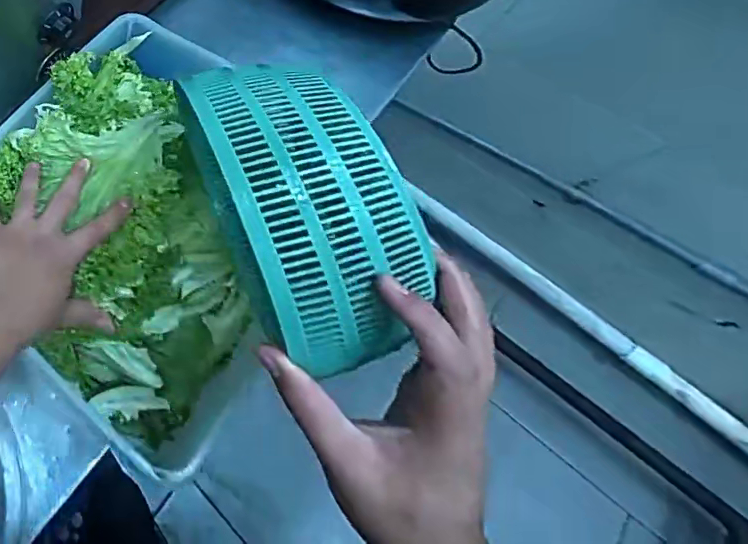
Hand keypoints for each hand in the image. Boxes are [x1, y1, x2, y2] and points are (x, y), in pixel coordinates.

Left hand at [0, 161, 132, 352]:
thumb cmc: (31, 318)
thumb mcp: (62, 316)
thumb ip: (85, 313)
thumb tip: (113, 325)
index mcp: (64, 254)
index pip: (95, 231)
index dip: (113, 214)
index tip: (126, 197)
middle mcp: (43, 235)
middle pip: (62, 201)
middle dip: (74, 179)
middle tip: (82, 160)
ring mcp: (17, 230)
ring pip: (26, 197)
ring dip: (31, 179)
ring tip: (34, 163)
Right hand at [260, 251, 495, 543]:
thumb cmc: (394, 509)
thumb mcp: (343, 462)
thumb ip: (307, 406)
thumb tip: (267, 352)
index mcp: (449, 418)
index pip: (451, 357)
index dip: (422, 315)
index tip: (380, 279)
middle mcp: (468, 402)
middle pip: (480, 334)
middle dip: (454, 283)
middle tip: (414, 238)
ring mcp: (467, 400)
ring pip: (478, 336)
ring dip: (454, 291)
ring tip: (415, 250)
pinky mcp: (454, 399)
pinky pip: (459, 344)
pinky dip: (443, 309)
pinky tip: (410, 293)